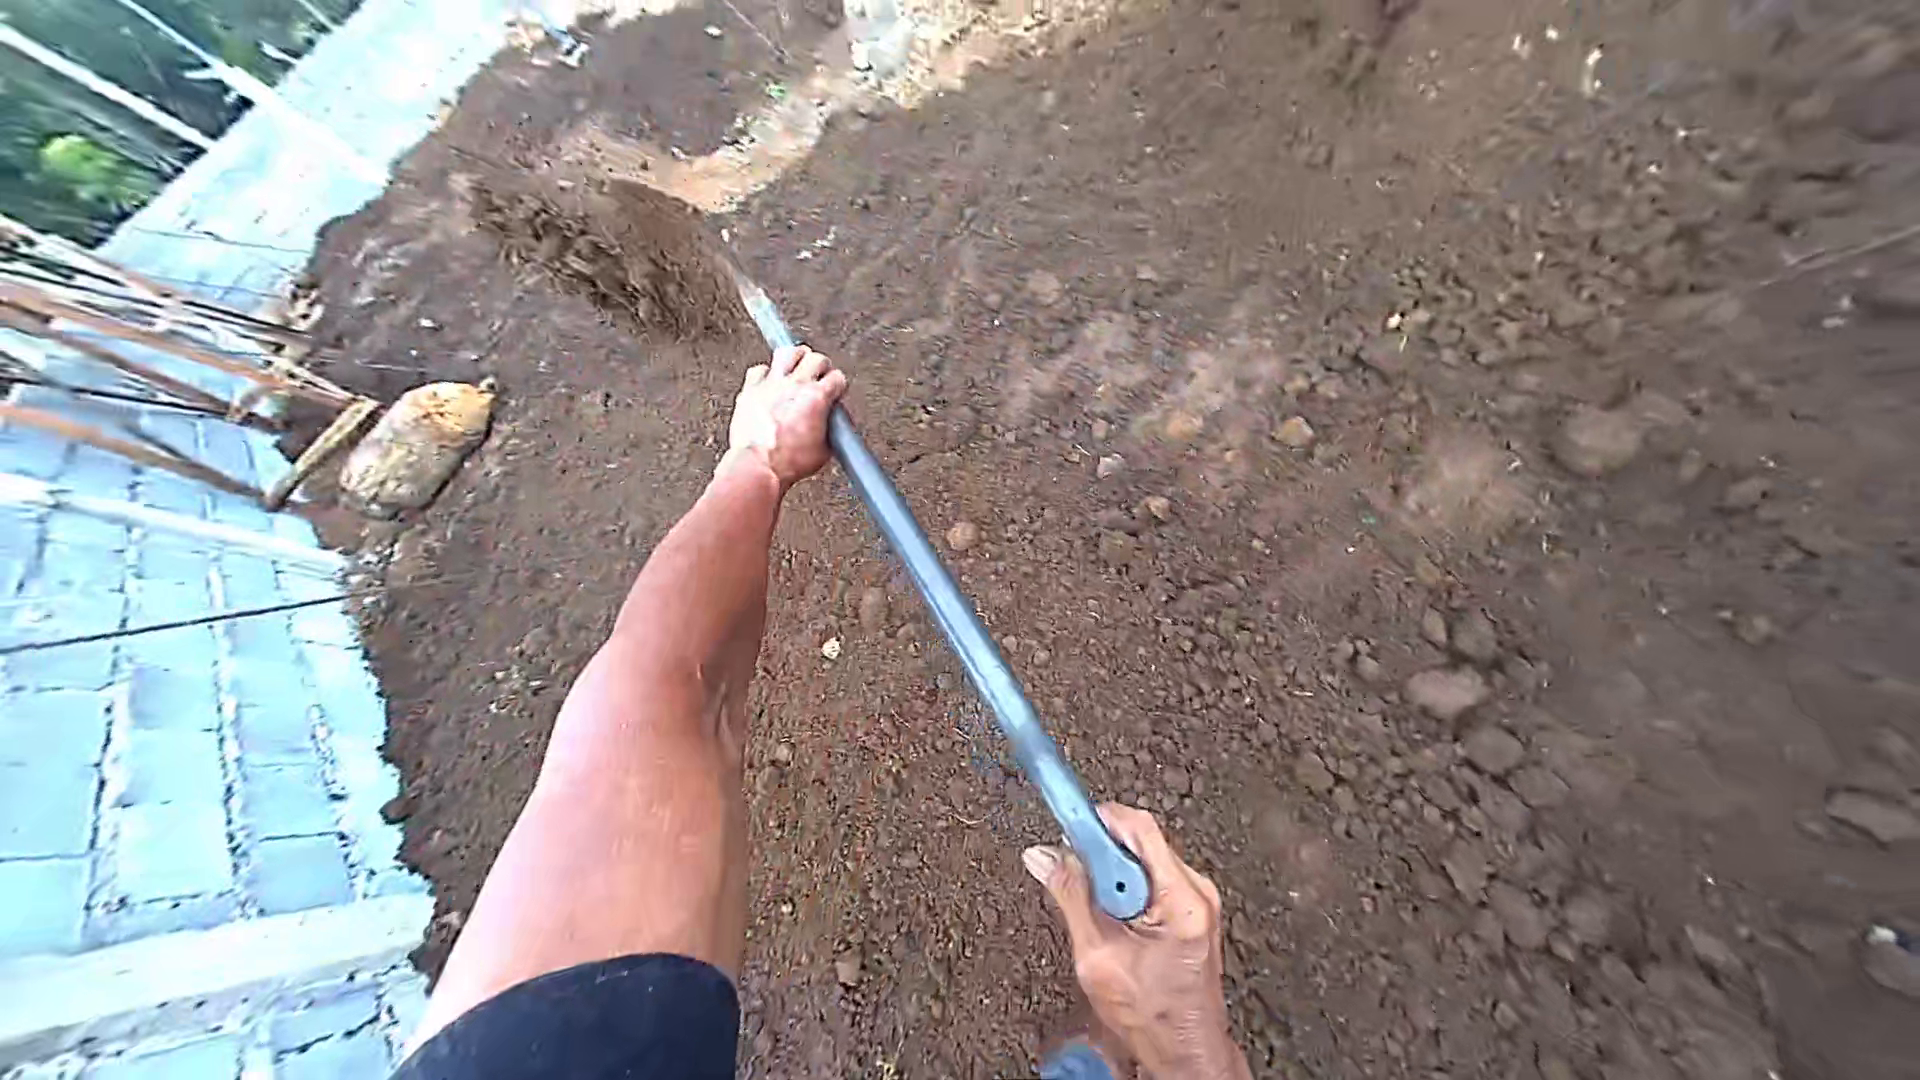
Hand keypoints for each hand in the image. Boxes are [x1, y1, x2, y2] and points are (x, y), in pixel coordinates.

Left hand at [724, 345, 847, 489]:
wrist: (759, 465)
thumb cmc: (789, 461)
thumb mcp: (824, 450)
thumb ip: (831, 430)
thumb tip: (833, 426)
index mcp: (817, 398)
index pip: (837, 378)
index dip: (839, 385)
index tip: (836, 390)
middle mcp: (795, 385)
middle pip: (816, 358)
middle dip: (821, 366)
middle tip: (820, 375)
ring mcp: (772, 384)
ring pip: (787, 352)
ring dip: (796, 357)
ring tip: (797, 365)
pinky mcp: (751, 389)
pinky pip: (759, 369)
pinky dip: (766, 373)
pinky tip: (769, 382)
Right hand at [1025, 805, 1251, 1079]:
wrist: (1186, 1052)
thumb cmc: (1152, 1017)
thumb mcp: (1096, 955)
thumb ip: (1069, 895)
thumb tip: (1042, 855)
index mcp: (1181, 901)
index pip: (1139, 828)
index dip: (1098, 820)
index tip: (1068, 818)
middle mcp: (1195, 890)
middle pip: (1138, 837)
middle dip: (1101, 852)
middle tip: (1078, 875)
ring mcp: (1195, 894)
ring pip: (1140, 851)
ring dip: (1111, 869)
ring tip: (1101, 907)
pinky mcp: (1189, 900)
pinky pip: (1148, 868)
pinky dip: (1124, 881)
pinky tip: (1116, 912)